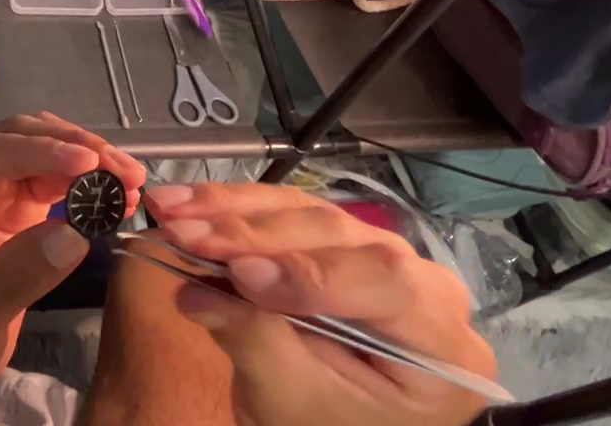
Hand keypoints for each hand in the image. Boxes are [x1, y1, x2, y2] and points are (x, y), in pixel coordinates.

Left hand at [0, 114, 144, 411]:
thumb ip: (18, 273)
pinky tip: (112, 190)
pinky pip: (44, 173)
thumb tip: (74, 235)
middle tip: (123, 168)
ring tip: (128, 177)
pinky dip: (78, 178)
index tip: (89, 161)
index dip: (38, 151)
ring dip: (81, 156)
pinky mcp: (1, 197)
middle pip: (10, 137)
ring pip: (32, 146)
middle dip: (68, 146)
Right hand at [146, 183, 495, 425]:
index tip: (239, 276)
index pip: (385, 283)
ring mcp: (376, 253)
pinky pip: (283, 211)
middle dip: (249, 234)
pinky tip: (183, 204)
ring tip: (168, 209)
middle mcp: (422, 283)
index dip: (309, 270)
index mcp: (442, 343)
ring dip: (227, 209)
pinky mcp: (333, 240)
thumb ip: (253, 342)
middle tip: (180, 232)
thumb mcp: (290, 405)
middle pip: (335, 236)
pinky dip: (228, 208)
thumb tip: (197, 289)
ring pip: (302, 211)